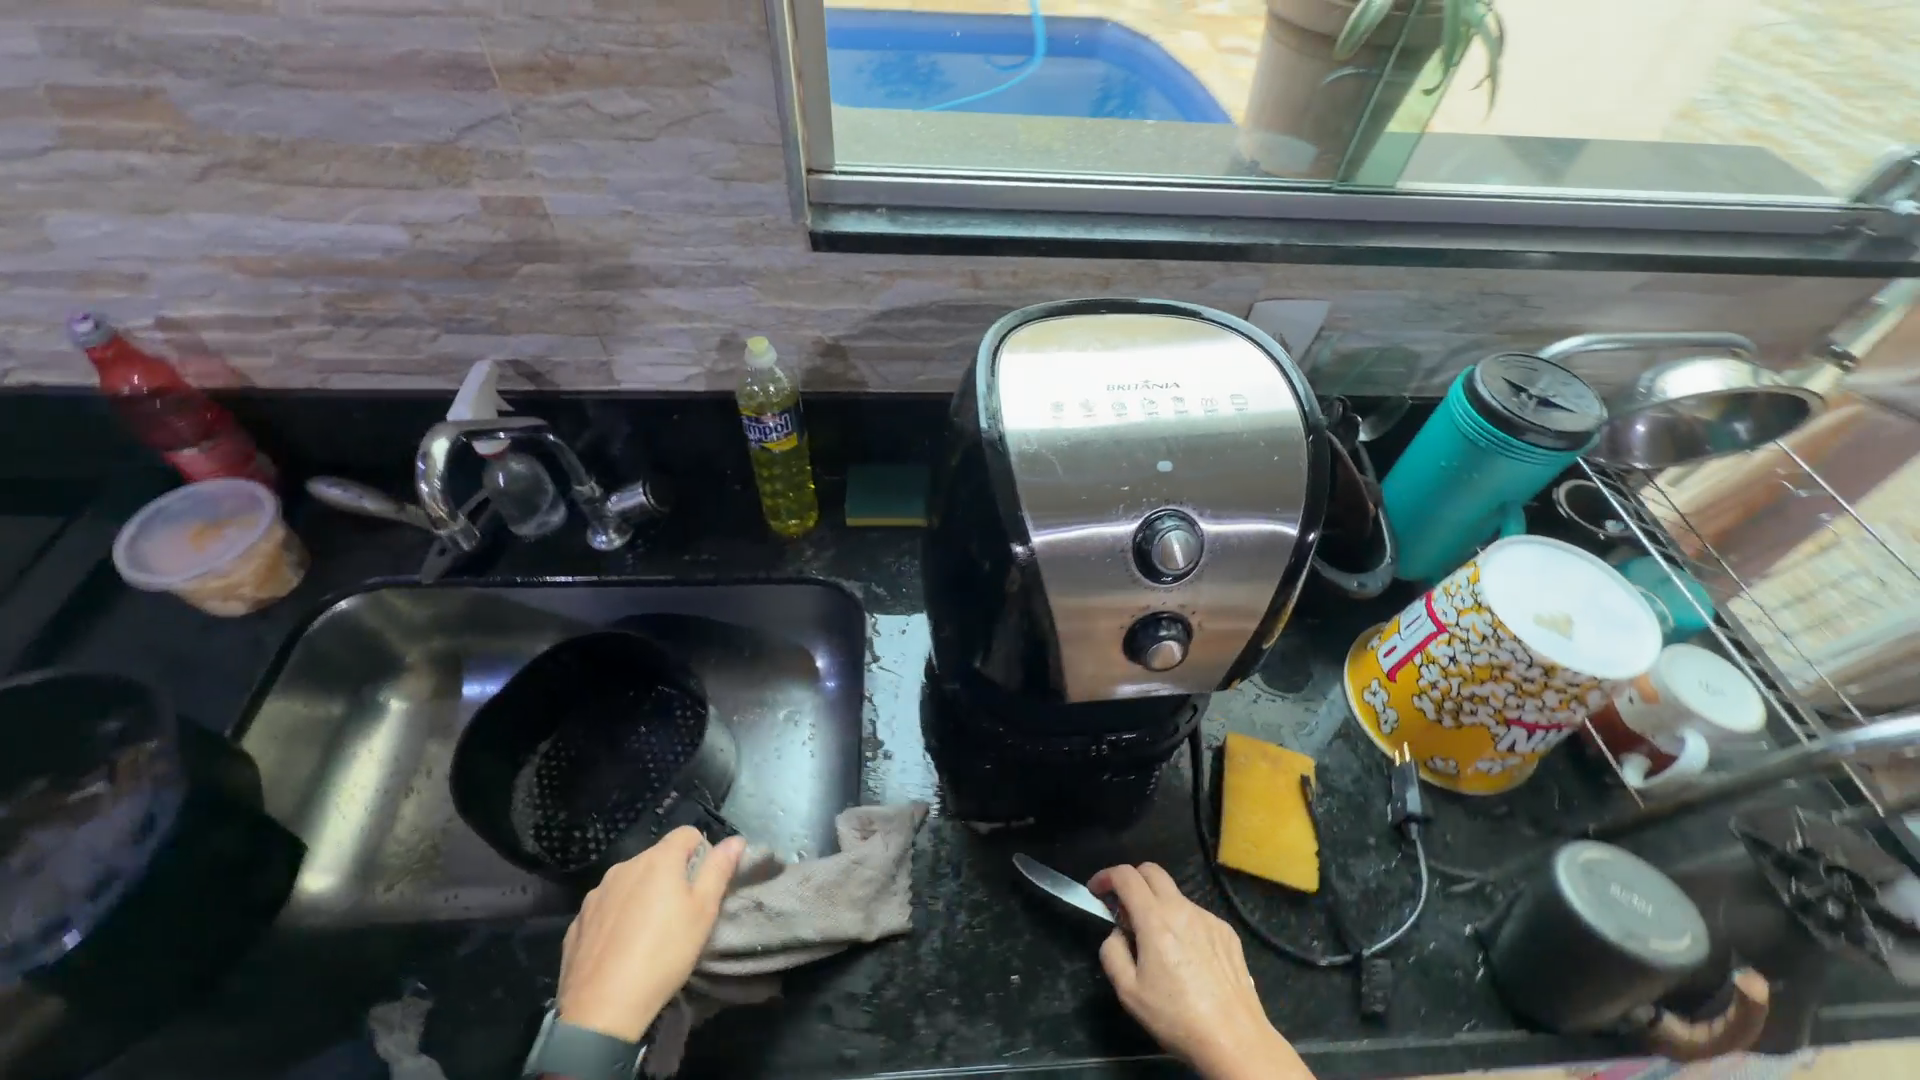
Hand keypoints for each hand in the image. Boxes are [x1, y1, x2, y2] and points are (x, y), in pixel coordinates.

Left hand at [556, 827, 746, 1041]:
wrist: (602, 1007)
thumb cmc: (664, 953)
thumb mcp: (703, 912)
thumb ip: (718, 870)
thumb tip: (735, 839)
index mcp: (658, 860)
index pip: (687, 833)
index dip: (701, 852)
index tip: (703, 885)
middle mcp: (624, 867)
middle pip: (657, 858)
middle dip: (672, 876)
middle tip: (681, 914)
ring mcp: (596, 893)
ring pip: (630, 882)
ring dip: (643, 895)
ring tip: (649, 934)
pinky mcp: (578, 921)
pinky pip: (606, 907)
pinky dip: (618, 917)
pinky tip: (622, 948)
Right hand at [1089, 863, 1310, 1079]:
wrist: (1235, 1040)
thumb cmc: (1177, 1017)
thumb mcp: (1129, 992)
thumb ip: (1112, 952)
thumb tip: (1117, 933)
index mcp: (1155, 920)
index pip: (1126, 876)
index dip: (1105, 877)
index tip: (1096, 891)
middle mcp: (1183, 909)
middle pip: (1152, 871)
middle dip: (1131, 880)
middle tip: (1123, 910)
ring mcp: (1208, 918)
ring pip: (1175, 895)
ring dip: (1158, 906)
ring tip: (1158, 946)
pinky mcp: (1227, 932)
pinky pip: (1196, 916)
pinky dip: (1182, 924)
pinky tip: (1188, 959)